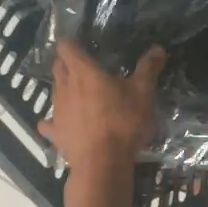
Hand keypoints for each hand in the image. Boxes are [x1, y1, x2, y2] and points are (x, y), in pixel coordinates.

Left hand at [37, 40, 165, 177]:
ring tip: (80, 94)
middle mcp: (65, 87)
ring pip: (55, 92)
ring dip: (64, 89)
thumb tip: (158, 48)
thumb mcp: (143, 93)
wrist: (103, 163)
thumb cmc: (123, 122)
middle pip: (58, 67)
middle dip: (67, 63)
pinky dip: (54, 120)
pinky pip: (49, 123)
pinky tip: (61, 123)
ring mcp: (57, 111)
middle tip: (84, 67)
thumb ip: (149, 69)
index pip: (66, 47)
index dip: (71, 43)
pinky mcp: (56, 133)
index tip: (82, 44)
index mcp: (84, 72)